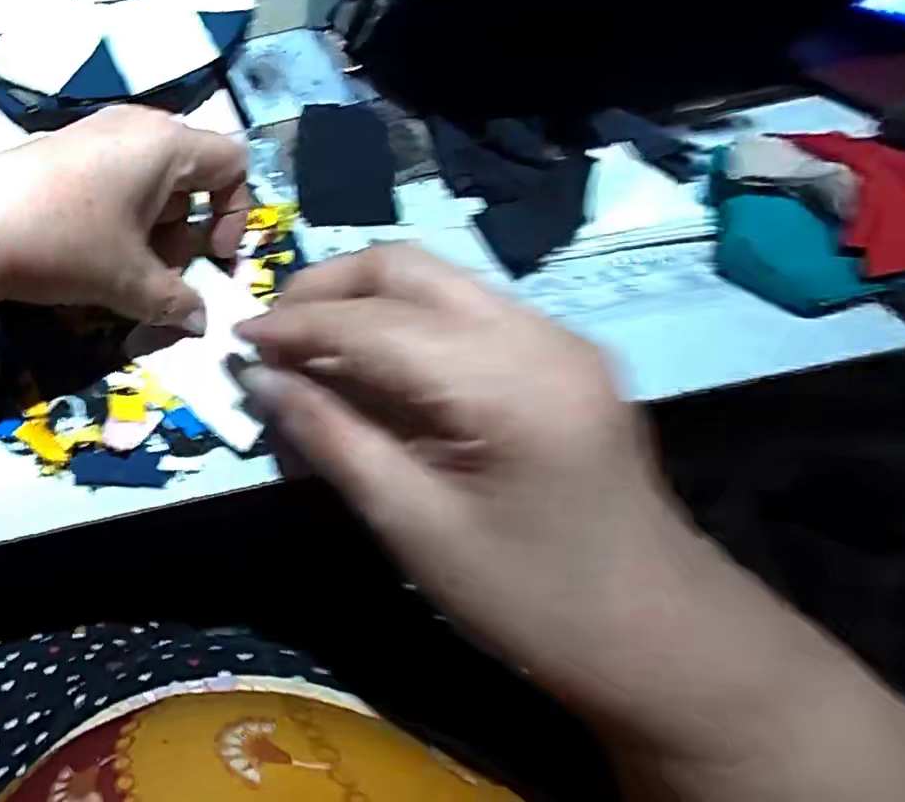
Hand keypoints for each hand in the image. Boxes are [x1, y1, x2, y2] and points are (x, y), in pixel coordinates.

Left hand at [0, 105, 249, 327]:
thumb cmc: (63, 241)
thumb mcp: (128, 279)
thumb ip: (176, 301)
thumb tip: (202, 324)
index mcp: (166, 142)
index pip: (233, 163)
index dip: (235, 214)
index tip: (211, 259)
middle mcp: (136, 127)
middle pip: (192, 177)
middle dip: (187, 232)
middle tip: (162, 275)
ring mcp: (96, 136)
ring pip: (151, 185)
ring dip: (153, 233)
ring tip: (125, 274)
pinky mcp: (65, 154)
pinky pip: (115, 184)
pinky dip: (120, 221)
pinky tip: (93, 256)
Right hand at [237, 244, 904, 801]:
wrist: (667, 637)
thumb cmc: (528, 597)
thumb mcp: (409, 524)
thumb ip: (328, 435)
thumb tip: (259, 375)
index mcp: (505, 384)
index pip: (372, 323)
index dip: (294, 323)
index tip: (237, 335)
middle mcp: (537, 333)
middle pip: (404, 266)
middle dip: (324, 287)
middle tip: (273, 330)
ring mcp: (554, 332)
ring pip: (430, 275)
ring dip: (357, 296)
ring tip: (308, 340)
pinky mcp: (555, 346)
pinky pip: (454, 304)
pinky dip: (394, 316)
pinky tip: (367, 356)